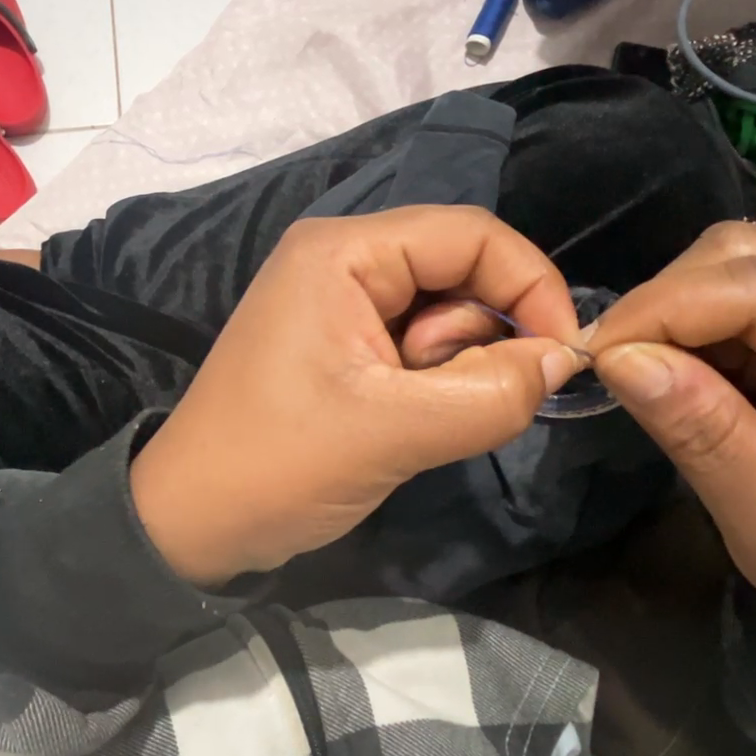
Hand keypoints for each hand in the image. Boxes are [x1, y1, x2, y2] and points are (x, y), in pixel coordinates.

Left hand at [130, 205, 585, 585]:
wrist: (191, 521)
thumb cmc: (277, 466)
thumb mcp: (392, 432)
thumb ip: (490, 393)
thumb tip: (563, 360)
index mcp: (341, 253)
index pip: (470, 234)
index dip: (530, 286)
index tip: (564, 358)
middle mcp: (338, 261)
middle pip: (457, 269)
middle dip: (476, 337)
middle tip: (446, 401)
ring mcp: (334, 303)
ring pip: (440, 313)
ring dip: (448, 367)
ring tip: (404, 419)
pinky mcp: (336, 345)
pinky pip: (412, 346)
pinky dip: (428, 382)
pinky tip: (400, 422)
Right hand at [586, 222, 755, 639]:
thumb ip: (703, 435)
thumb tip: (618, 357)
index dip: (661, 309)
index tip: (593, 357)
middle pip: (750, 255)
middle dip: (665, 302)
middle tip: (618, 367)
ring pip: (744, 259)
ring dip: (679, 309)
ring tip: (655, 373)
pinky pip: (751, 287)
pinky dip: (699, 323)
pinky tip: (694, 374)